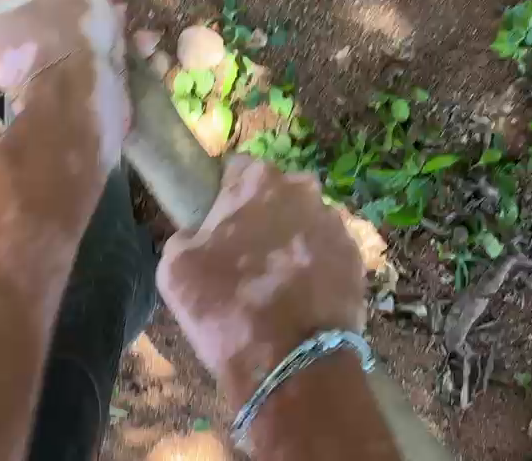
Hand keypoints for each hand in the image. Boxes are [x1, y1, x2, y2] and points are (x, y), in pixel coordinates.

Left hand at [0, 0, 129, 169]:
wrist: (80, 99)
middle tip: (120, 14)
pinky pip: (87, 79)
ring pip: (76, 54)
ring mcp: (28, 89)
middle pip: (57, 26)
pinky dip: (114, 68)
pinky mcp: (58, 110)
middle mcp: (0, 58)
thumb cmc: (71, 31)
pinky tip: (142, 59)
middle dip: (96, 18)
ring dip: (111, 42)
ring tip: (141, 39)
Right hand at [157, 156, 366, 403]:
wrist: (291, 361)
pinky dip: (316, 270)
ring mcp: (335, 222)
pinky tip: (301, 301)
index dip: (224, 195)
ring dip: (291, 243)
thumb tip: (197, 235)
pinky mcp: (356, 256)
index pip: (236, 170)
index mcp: (259, 180)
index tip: (216, 225)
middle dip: (262, 217)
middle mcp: (303, 189)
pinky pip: (327, 254)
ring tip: (274, 286)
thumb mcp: (175, 267)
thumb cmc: (226, 306)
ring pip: (304, 224)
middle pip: (275, 195)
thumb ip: (186, 235)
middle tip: (244, 259)